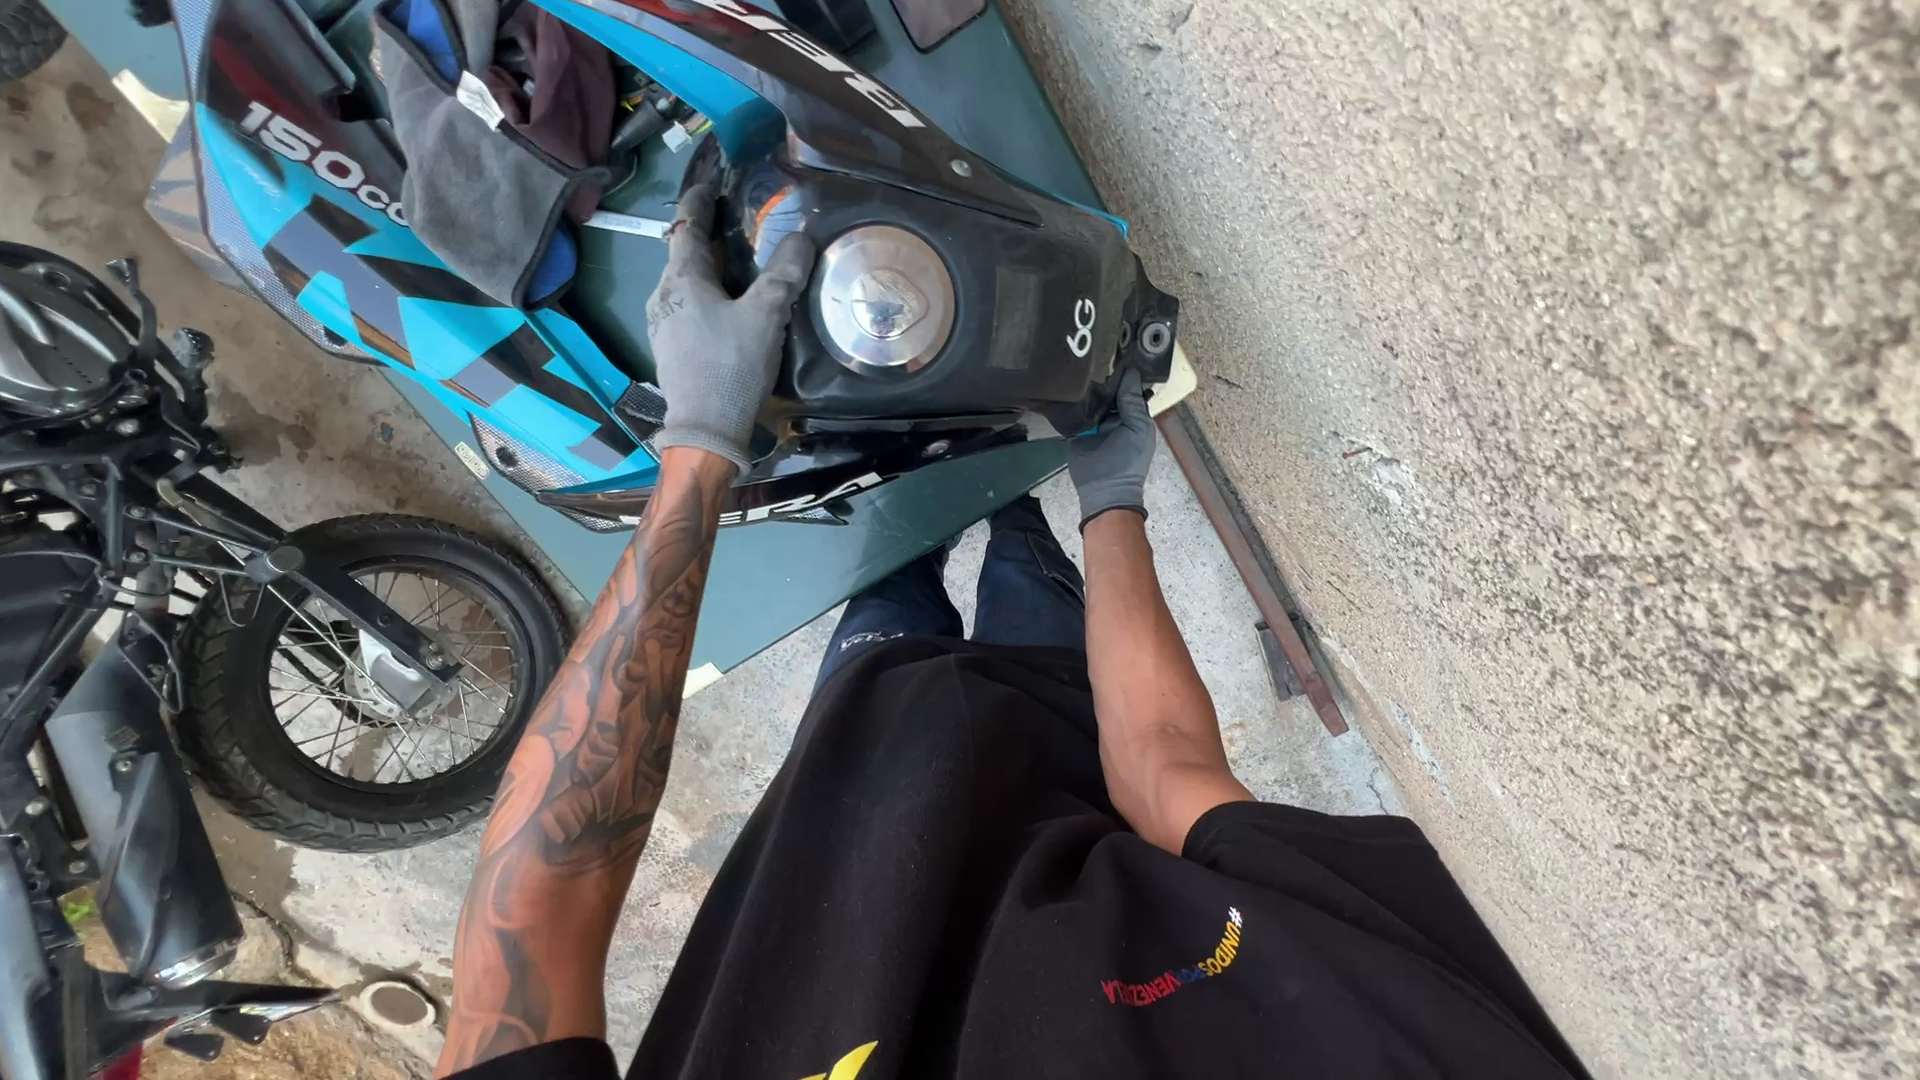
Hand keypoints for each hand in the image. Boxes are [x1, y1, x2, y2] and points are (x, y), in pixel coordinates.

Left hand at [646, 184, 816, 474]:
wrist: (707, 428)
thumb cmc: (732, 365)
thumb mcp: (766, 316)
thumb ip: (783, 275)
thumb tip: (801, 237)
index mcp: (682, 278)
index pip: (686, 225)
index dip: (699, 202)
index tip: (711, 185)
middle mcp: (664, 295)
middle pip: (684, 255)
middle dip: (709, 239)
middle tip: (737, 229)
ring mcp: (663, 326)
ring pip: (687, 286)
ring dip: (710, 273)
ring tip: (739, 272)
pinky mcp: (671, 351)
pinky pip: (689, 310)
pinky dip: (708, 300)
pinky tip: (729, 313)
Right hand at [1069, 368, 1155, 529]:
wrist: (1104, 489)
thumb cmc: (1128, 459)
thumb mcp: (1138, 427)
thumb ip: (1132, 401)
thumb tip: (1130, 372)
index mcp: (1131, 413)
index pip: (1126, 387)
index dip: (1122, 372)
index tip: (1112, 351)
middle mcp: (1112, 414)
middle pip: (1106, 390)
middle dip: (1101, 377)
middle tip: (1090, 356)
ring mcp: (1093, 422)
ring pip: (1089, 398)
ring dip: (1084, 388)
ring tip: (1076, 368)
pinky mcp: (1076, 429)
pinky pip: (1073, 411)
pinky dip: (1071, 402)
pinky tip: (1066, 386)